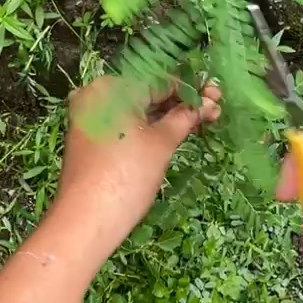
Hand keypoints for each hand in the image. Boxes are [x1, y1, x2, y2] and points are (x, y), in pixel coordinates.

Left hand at [50, 76, 219, 253]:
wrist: (85, 222)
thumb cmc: (127, 176)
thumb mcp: (162, 143)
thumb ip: (186, 117)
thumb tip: (209, 103)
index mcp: (112, 86)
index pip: (161, 80)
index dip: (191, 89)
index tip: (216, 96)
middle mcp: (96, 93)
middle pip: (148, 91)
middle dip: (181, 102)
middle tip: (213, 110)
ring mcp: (90, 114)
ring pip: (137, 107)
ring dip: (167, 114)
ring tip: (199, 121)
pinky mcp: (89, 134)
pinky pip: (124, 120)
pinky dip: (147, 125)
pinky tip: (172, 129)